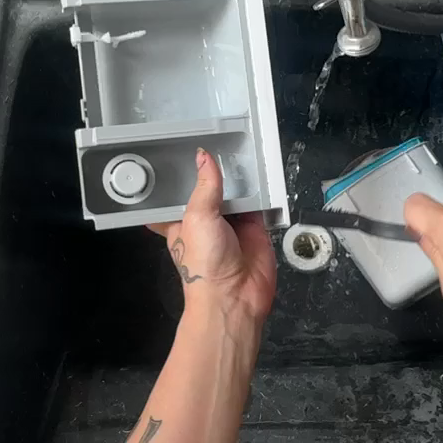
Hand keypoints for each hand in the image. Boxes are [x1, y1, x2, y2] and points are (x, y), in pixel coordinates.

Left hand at [150, 149, 276, 327]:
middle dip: (217, 174)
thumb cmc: (204, 266)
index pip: (179, 193)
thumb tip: (204, 158)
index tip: (184, 152)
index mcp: (182, 220)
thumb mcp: (197, 216)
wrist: (234, 297)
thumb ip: (205, 186)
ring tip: (244, 153)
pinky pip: (261, 205)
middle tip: (222, 145)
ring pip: (238, 195)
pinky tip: (262, 177)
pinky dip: (263, 194)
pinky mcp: (255, 230)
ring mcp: (232, 226)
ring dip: (242, 182)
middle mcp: (207, 222)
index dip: (183, 176)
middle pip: (213, 190)